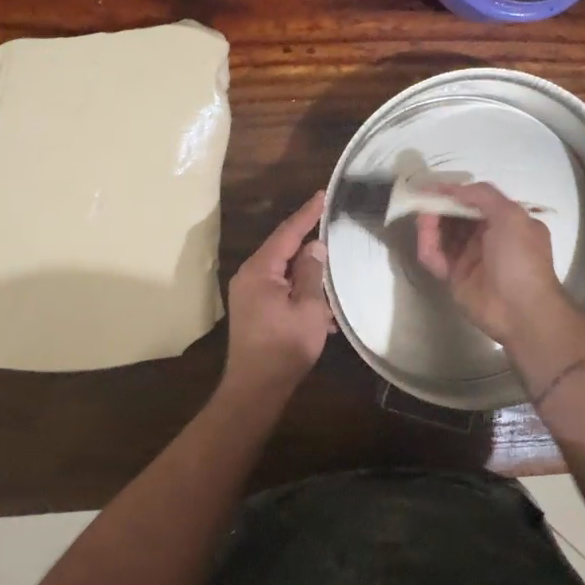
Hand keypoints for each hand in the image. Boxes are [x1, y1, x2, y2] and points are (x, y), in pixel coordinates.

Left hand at [222, 192, 335, 394]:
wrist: (256, 388)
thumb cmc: (285, 347)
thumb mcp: (309, 308)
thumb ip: (312, 273)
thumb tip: (314, 247)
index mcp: (260, 270)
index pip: (287, 233)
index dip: (307, 214)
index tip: (323, 195)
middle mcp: (249, 277)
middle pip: (283, 251)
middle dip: (310, 246)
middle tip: (334, 230)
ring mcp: (249, 295)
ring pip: (284, 274)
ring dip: (309, 277)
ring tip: (335, 274)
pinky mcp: (254, 312)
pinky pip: (281, 292)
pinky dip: (301, 295)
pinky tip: (324, 308)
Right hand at [415, 183, 566, 344]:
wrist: (521, 309)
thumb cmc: (521, 258)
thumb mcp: (510, 215)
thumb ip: (481, 195)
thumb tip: (452, 189)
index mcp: (506, 221)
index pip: (474, 202)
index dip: (454, 193)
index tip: (431, 187)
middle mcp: (487, 238)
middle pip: (455, 217)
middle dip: (439, 208)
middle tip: (422, 202)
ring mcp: (470, 258)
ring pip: (443, 236)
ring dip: (430, 226)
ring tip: (422, 220)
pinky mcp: (455, 278)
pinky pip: (436, 258)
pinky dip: (428, 248)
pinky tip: (425, 242)